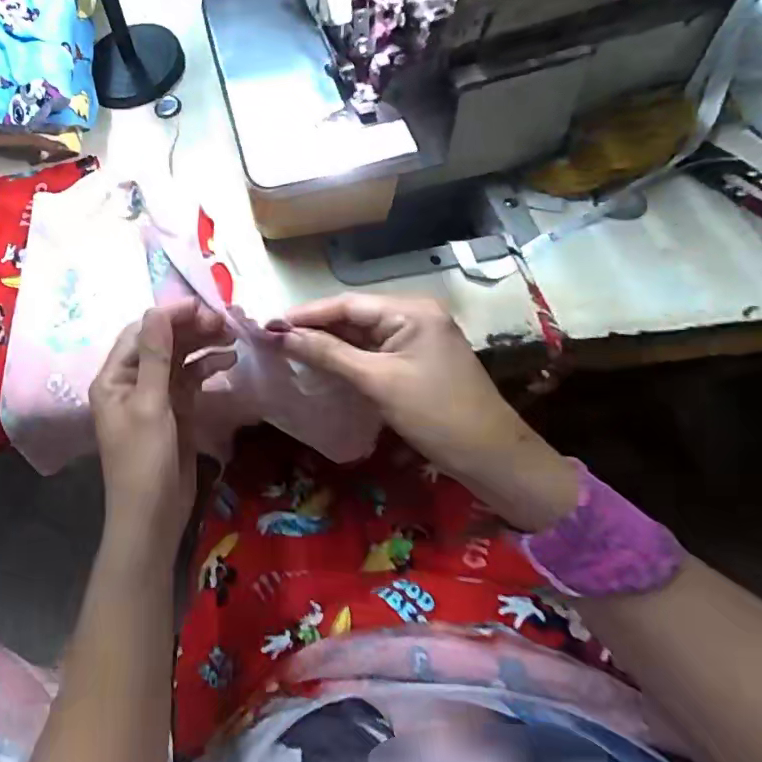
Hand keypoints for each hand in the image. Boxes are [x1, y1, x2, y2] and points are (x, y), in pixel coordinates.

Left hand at [90, 302, 234, 553]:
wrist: (153, 517)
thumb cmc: (143, 461)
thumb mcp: (150, 405)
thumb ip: (156, 357)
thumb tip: (157, 310)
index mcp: (113, 378)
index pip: (140, 333)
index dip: (169, 316)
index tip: (203, 306)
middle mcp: (131, 382)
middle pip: (161, 343)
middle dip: (191, 328)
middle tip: (225, 321)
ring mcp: (154, 396)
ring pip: (178, 359)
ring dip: (202, 345)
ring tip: (232, 335)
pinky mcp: (174, 411)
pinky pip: (190, 380)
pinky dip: (207, 368)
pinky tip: (229, 360)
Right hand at [269, 294, 576, 529]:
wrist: (492, 458)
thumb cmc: (436, 414)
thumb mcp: (377, 381)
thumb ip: (328, 353)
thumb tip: (282, 335)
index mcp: (411, 310)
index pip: (347, 303)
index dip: (306, 314)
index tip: (269, 326)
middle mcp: (415, 315)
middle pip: (353, 316)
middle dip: (315, 328)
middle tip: (275, 339)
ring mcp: (417, 338)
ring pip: (361, 334)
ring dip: (328, 343)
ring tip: (289, 350)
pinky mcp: (416, 360)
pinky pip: (373, 351)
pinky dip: (347, 357)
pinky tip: (321, 365)